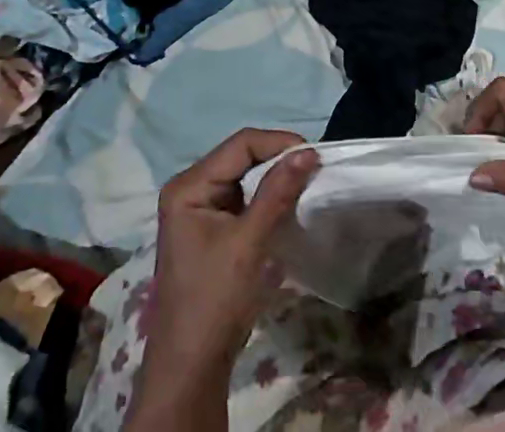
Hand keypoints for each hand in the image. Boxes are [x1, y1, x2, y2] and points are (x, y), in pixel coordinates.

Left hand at [144, 129, 318, 372]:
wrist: (194, 360)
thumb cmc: (215, 298)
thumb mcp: (250, 242)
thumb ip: (278, 192)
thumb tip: (309, 151)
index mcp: (188, 187)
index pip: (242, 144)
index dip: (280, 144)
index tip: (315, 158)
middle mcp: (191, 189)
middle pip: (244, 154)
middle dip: (280, 158)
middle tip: (315, 170)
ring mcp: (202, 207)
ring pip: (248, 173)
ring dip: (278, 176)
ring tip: (307, 184)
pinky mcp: (214, 224)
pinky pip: (247, 193)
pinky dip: (270, 193)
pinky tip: (289, 202)